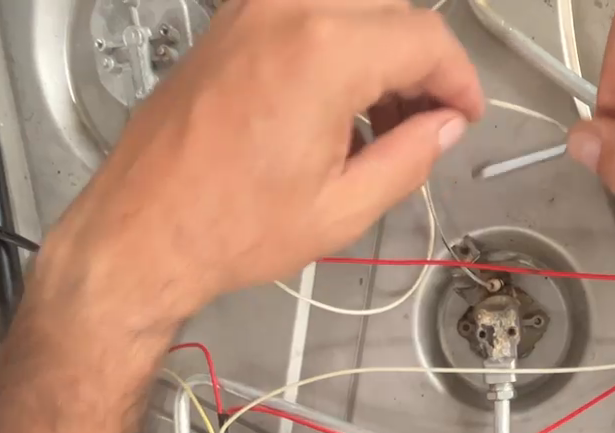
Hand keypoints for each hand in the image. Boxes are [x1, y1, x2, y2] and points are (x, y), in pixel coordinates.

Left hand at [32, 0, 483, 339]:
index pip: (424, 37)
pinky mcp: (229, 23)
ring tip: (380, 127)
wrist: (148, 229)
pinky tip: (337, 108)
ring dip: (380, 54)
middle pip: (389, 9)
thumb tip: (444, 128)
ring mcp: (251, 7)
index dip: (459, 78)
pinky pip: (306, 14)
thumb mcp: (342, 210)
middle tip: (427, 126)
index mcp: (325, 51)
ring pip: (349, 7)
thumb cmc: (239, 229)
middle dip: (421, 64)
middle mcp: (288, 7)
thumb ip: (407, 159)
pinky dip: (338, 47)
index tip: (466, 118)